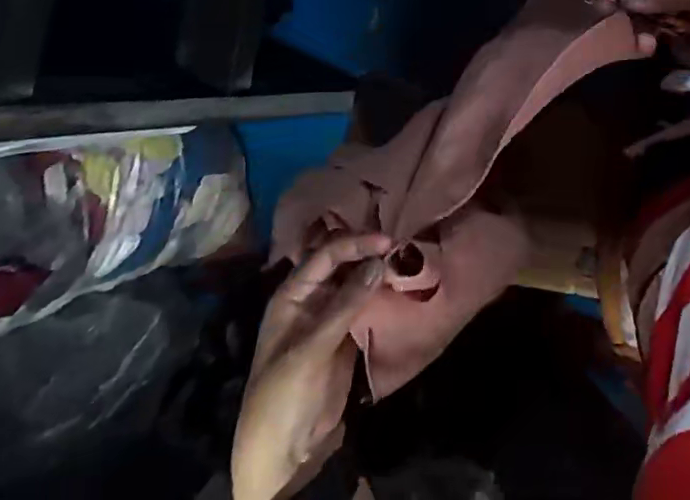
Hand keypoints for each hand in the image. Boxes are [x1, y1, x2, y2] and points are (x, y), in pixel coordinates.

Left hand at [233, 233, 389, 499]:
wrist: (283, 448)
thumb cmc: (282, 393)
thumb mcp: (311, 348)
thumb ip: (345, 304)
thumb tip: (379, 261)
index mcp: (292, 295)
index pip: (326, 256)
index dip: (355, 244)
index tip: (388, 241)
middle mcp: (311, 298)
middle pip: (342, 262)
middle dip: (369, 250)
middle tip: (402, 244)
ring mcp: (330, 315)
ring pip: (357, 280)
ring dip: (378, 269)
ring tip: (407, 260)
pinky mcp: (347, 333)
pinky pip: (366, 302)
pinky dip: (382, 291)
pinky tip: (401, 284)